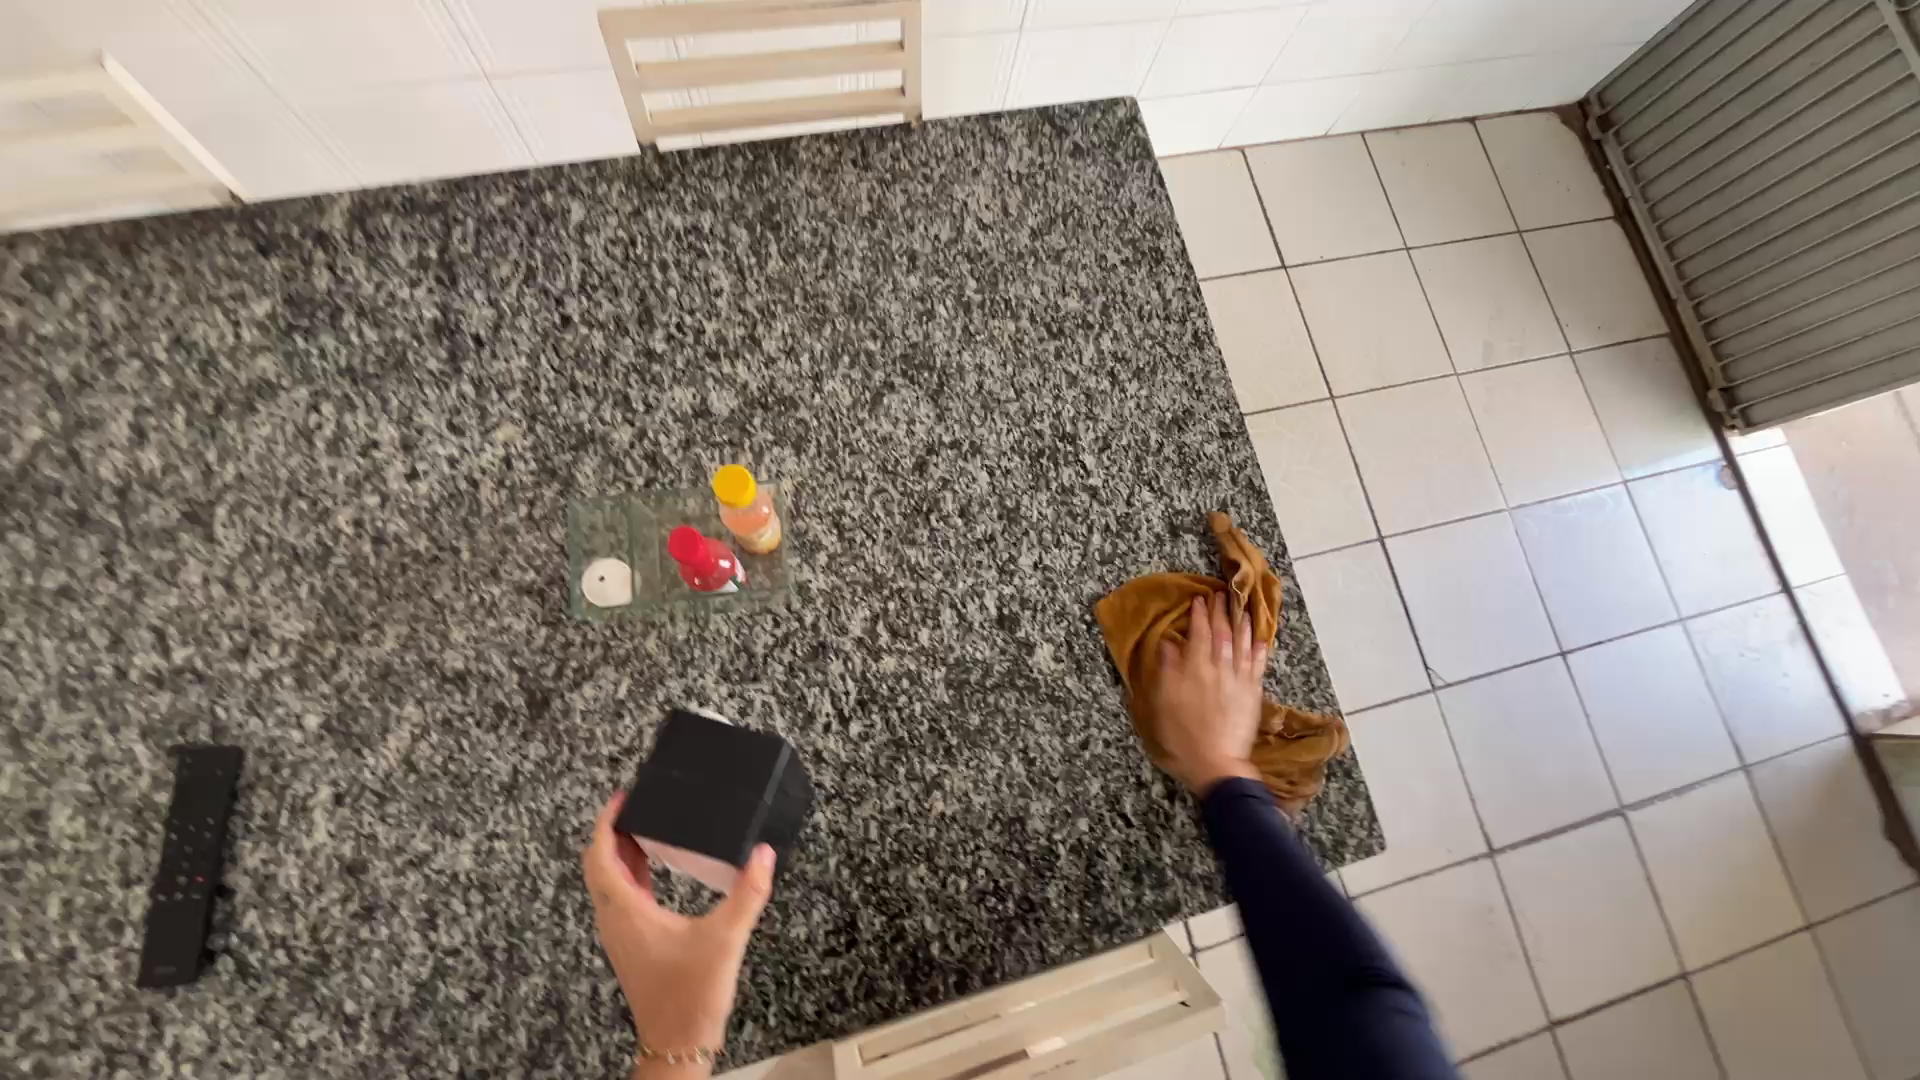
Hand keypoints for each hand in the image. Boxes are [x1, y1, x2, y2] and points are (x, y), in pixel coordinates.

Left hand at [582, 793, 776, 1077]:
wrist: (678, 1045)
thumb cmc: (692, 995)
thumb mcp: (725, 939)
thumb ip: (748, 894)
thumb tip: (764, 852)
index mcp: (627, 912)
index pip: (601, 858)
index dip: (607, 824)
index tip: (622, 798)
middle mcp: (616, 920)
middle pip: (599, 866)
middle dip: (613, 832)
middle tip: (638, 804)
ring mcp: (622, 933)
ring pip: (609, 881)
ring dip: (621, 851)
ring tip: (647, 824)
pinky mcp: (634, 942)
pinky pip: (623, 896)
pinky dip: (632, 871)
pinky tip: (656, 864)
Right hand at [1149, 592, 1266, 795]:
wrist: (1215, 762)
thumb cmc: (1181, 734)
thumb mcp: (1163, 701)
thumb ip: (1167, 670)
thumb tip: (1169, 643)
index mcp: (1195, 668)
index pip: (1200, 633)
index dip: (1200, 615)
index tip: (1199, 598)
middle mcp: (1219, 669)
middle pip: (1222, 634)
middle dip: (1221, 613)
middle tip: (1221, 595)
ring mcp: (1239, 681)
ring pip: (1242, 645)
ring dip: (1242, 625)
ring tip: (1242, 609)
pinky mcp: (1252, 695)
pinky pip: (1258, 666)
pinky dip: (1259, 650)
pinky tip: (1260, 639)